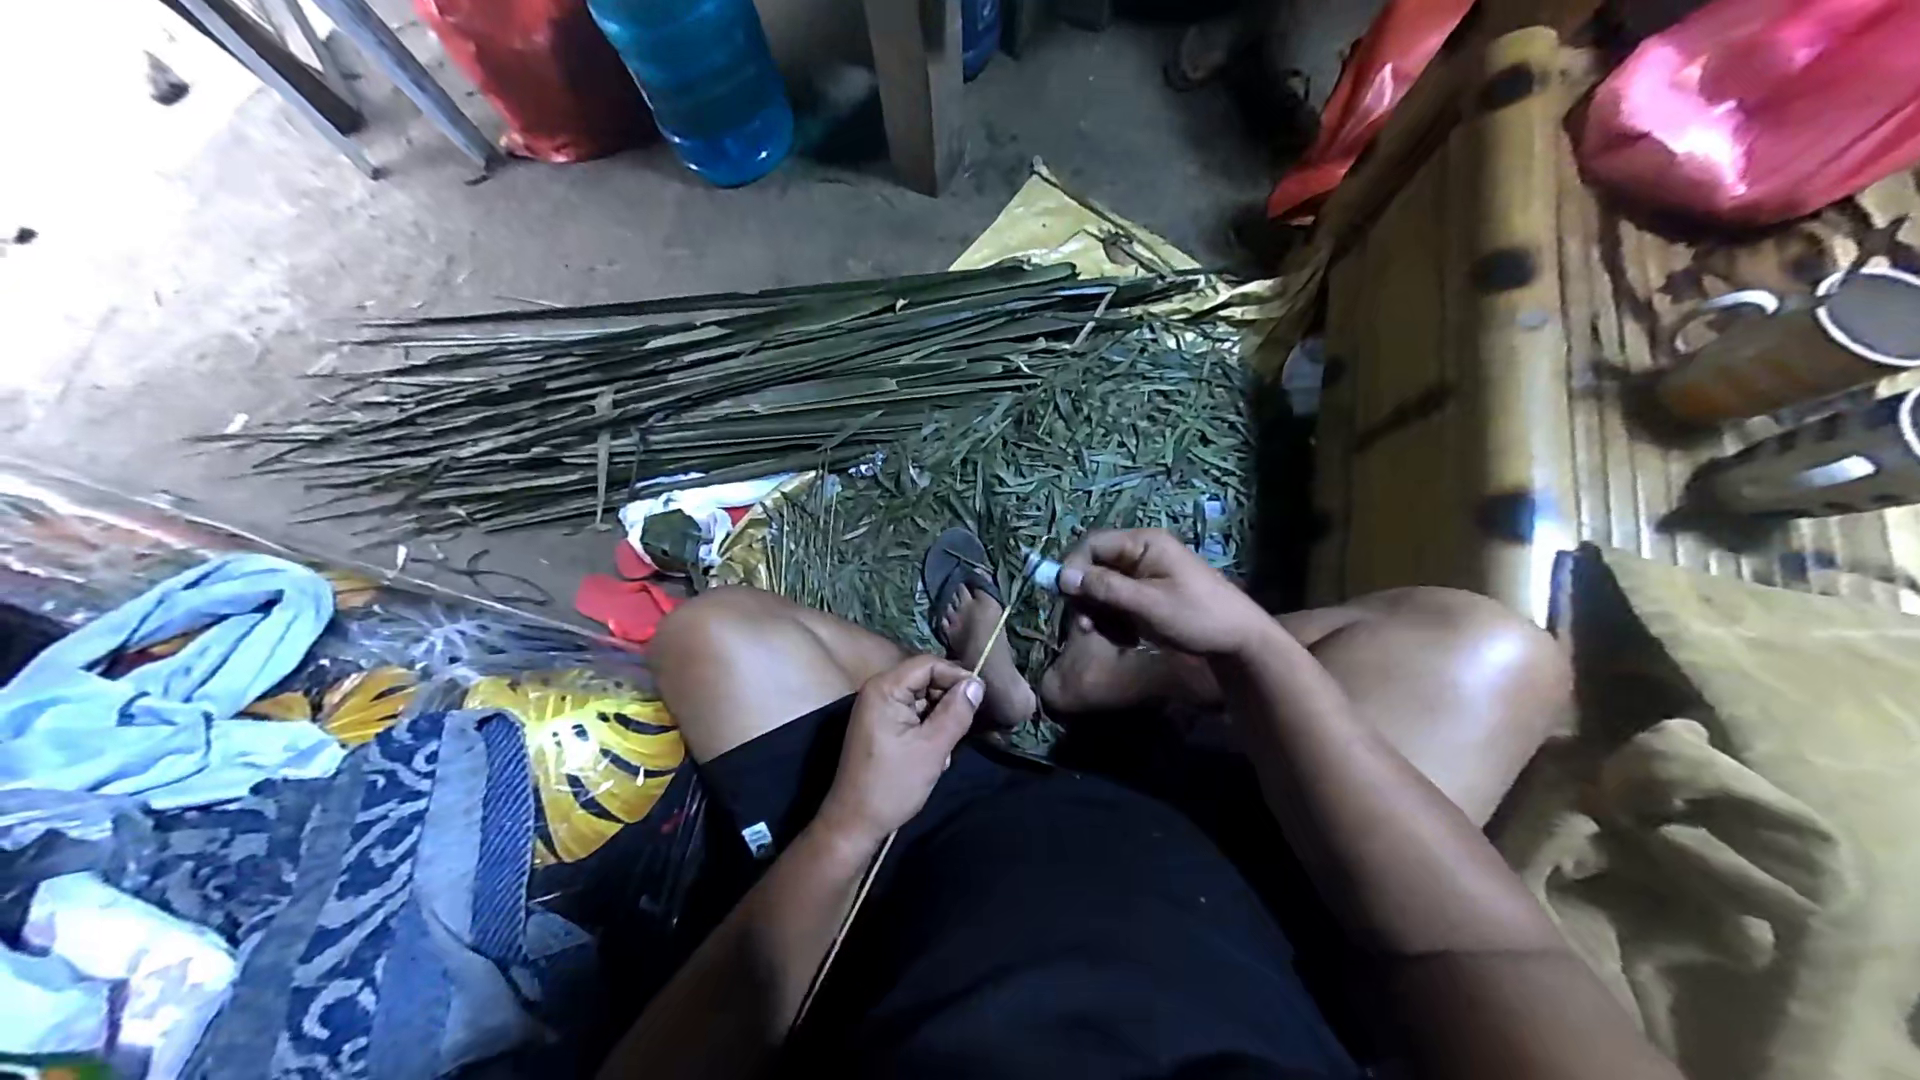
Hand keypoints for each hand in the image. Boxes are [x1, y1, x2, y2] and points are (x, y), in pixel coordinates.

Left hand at [816, 655, 982, 846]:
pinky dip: (930, 727)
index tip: (980, 696)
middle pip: (926, 678)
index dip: (957, 675)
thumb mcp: (932, 748)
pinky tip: (937, 753)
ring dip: (941, 716)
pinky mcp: (882, 724)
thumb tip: (977, 683)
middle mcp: (879, 690)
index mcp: (885, 688)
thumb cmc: (892, 784)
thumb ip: (957, 712)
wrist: (855, 823)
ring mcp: (879, 708)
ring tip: (950, 744)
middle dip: (950, 698)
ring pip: (923, 697)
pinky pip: (914, 713)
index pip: (929, 664)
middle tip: (967, 723)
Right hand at [1057, 528, 1271, 657]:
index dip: (1075, 568)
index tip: (1068, 597)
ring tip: (1110, 637)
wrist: (1239, 640)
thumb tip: (1064, 577)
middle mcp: (1140, 553)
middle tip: (1088, 627)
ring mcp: (1143, 574)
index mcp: (1143, 543)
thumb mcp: (1147, 603)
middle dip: (1087, 597)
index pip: (1092, 544)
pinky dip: (1113, 620)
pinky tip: (1125, 639)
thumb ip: (1106, 588)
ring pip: (1101, 588)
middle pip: (1094, 566)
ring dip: (1099, 612)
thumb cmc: (1197, 616)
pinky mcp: (1146, 594)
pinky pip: (1116, 601)